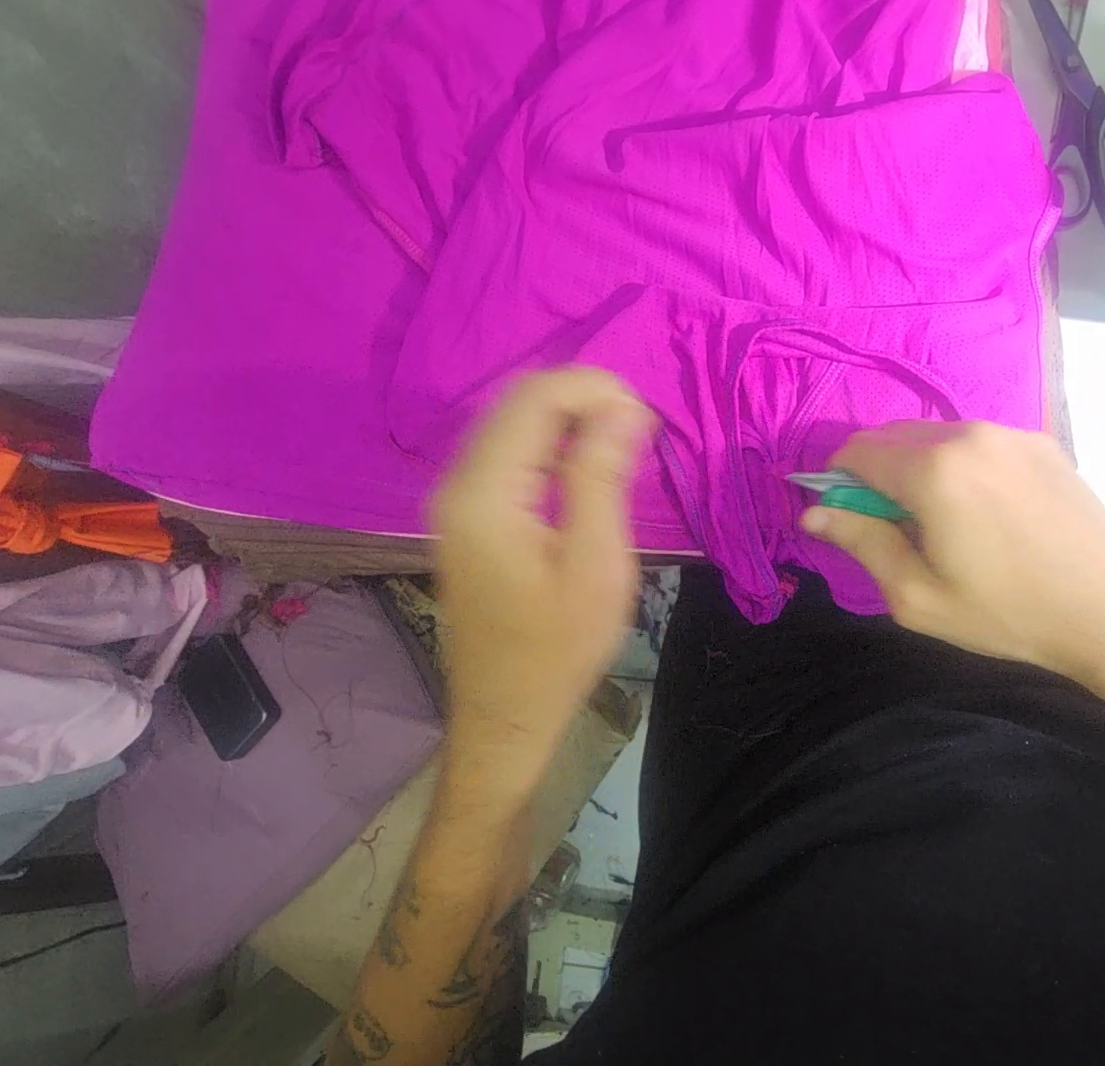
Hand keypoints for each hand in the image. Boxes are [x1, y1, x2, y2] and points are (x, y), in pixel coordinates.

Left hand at [432, 367, 654, 797]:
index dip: (594, 389)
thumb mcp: (596, 566)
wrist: (506, 714)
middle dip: (584, 400)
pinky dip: (554, 446)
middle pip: (520, 403)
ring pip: (514, 425)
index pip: (536, 398)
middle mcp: (458, 484)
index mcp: (485, 493)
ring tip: (624, 447)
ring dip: (571, 420)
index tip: (647, 419)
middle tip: (640, 432)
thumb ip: (602, 478)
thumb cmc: (558, 651)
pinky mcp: (468, 517)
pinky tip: (588, 469)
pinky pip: (511, 456)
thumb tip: (624, 408)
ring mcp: (457, 501)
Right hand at [800, 422, 1104, 702]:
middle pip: (894, 436)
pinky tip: (987, 513)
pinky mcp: (1042, 442)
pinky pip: (977, 443)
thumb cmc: (1008, 614)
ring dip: (918, 469)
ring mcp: (1011, 433)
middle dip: (878, 474)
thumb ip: (860, 543)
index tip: (850, 519)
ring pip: (936, 436)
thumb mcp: (917, 595)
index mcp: (933, 469)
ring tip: (945, 524)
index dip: (838, 481)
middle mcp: (970, 433)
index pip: (856, 450)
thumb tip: (812, 513)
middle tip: (897, 529)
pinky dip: (959, 466)